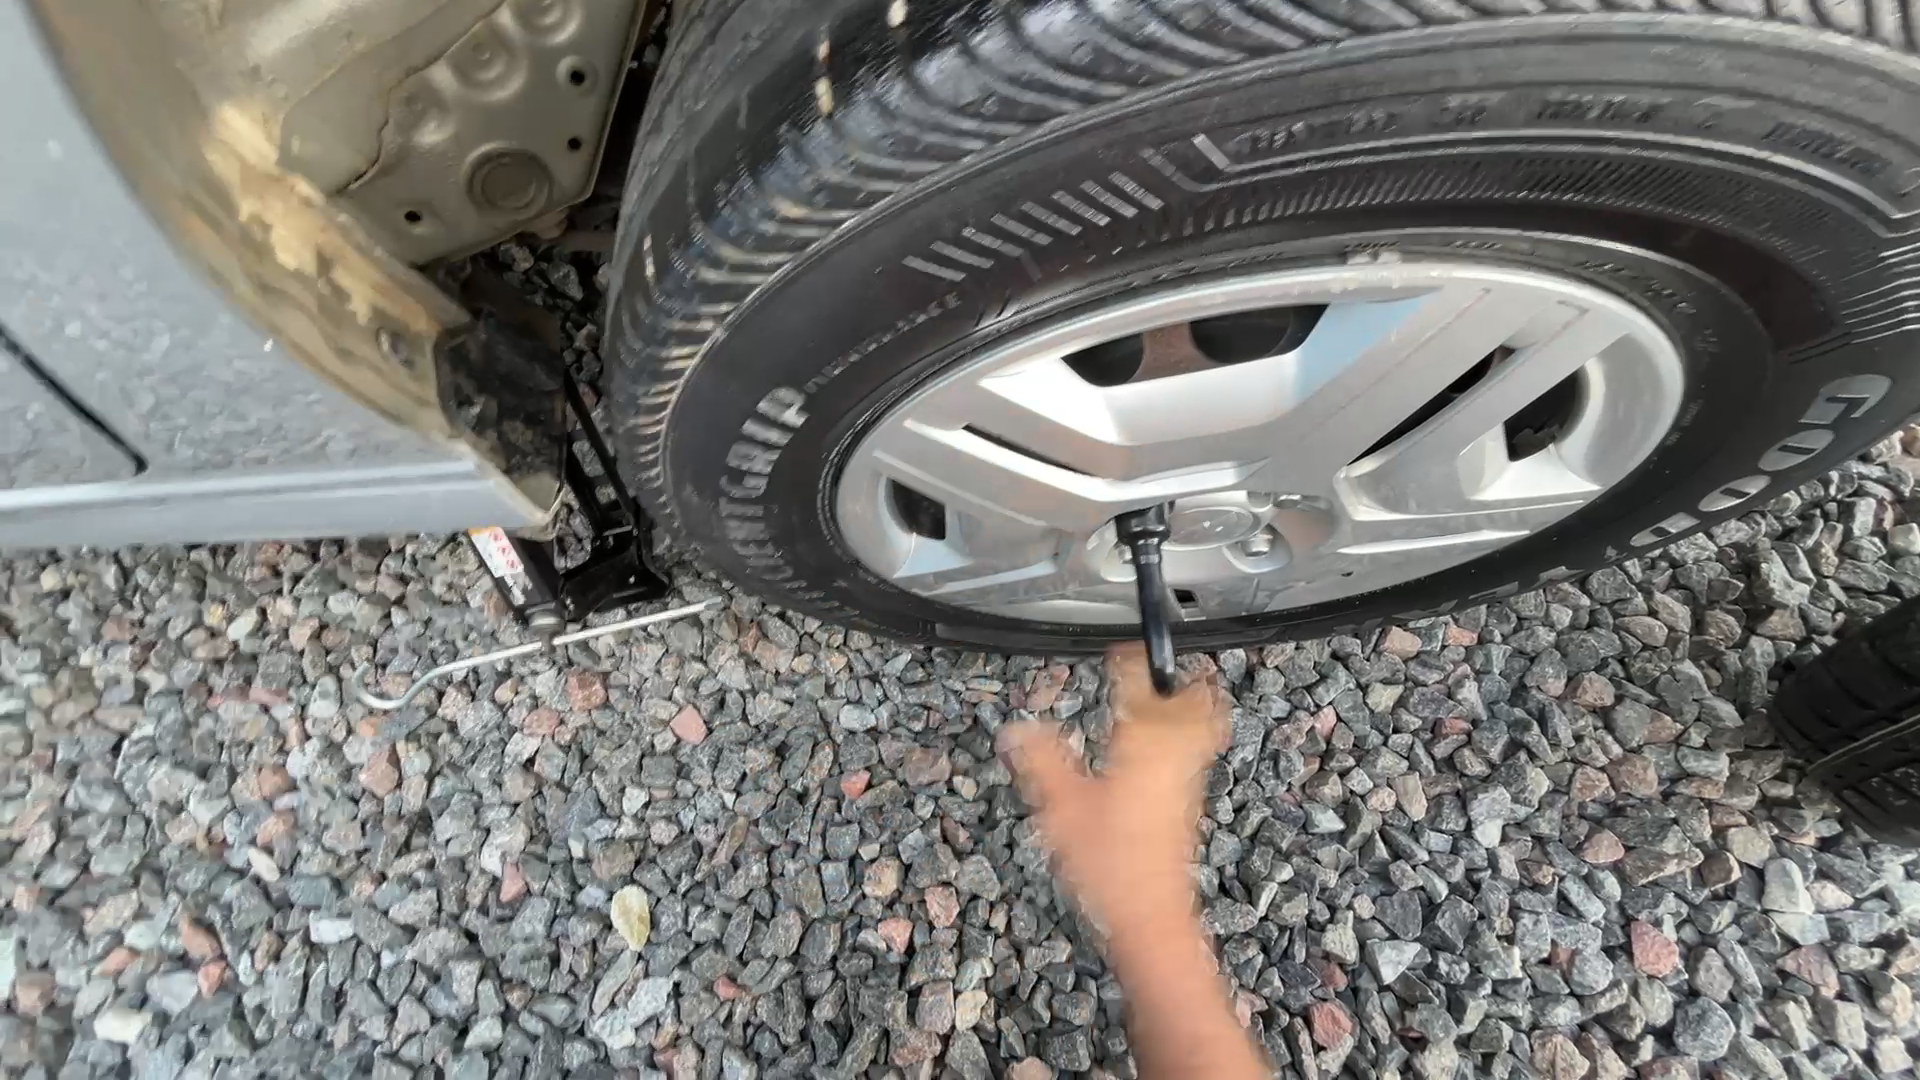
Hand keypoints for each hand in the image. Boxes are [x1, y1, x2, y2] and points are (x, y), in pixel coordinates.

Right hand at [1003, 644, 1229, 934]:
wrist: (1150, 915)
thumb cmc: (1110, 865)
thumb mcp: (1060, 807)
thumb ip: (1041, 761)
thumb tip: (1017, 729)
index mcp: (1139, 750)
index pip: (1141, 692)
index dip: (1132, 665)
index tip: (1122, 651)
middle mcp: (1170, 761)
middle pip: (1192, 707)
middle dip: (1184, 681)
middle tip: (1168, 664)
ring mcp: (1184, 783)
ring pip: (1200, 730)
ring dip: (1190, 706)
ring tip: (1176, 692)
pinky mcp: (1186, 803)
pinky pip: (1194, 755)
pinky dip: (1186, 735)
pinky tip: (1164, 744)